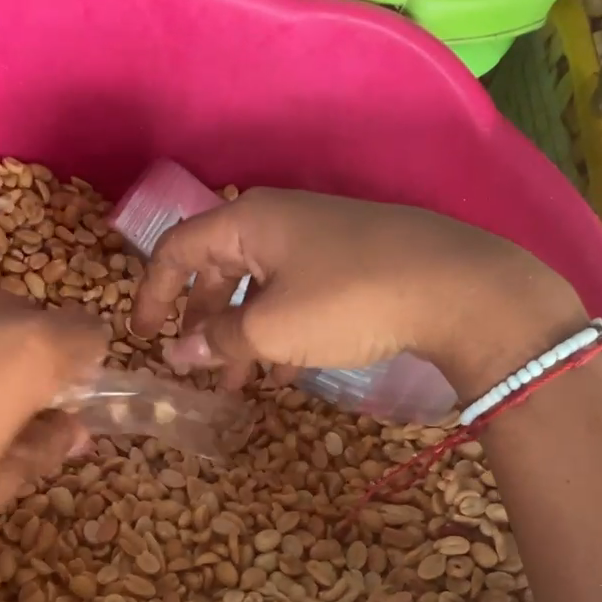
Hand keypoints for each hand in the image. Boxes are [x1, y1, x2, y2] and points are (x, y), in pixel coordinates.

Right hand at [128, 189, 589, 395]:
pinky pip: (296, 292)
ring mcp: (320, 237)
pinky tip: (291, 369)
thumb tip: (181, 351)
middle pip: (218, 267)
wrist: (458, 289)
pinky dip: (281, 329)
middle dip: (201, 320)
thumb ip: (219, 338)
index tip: (143, 339)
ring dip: (242, 332)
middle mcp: (279, 218)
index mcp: (248, 221)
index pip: (177, 249)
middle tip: (197, 367)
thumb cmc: (349, 302)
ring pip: (260, 285)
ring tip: (240, 382)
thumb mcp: (272, 328)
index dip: (152, 294)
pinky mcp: (353, 259)